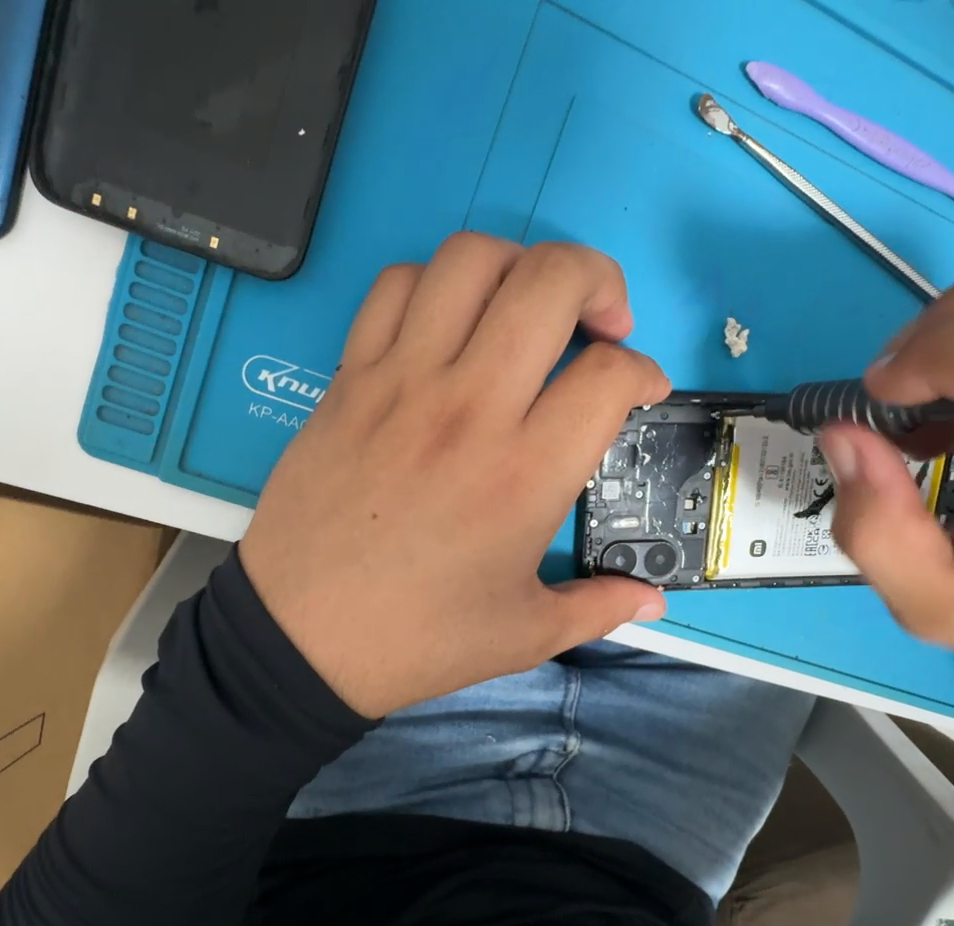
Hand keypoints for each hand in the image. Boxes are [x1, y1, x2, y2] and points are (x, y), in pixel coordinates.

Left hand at [238, 234, 670, 716]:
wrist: (300, 638)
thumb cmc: (417, 638)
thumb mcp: (524, 634)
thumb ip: (600, 609)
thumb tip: (652, 602)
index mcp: (526, 472)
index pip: (610, 374)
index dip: (645, 372)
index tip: (640, 390)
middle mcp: (470, 407)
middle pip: (551, 281)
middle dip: (599, 280)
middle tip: (603, 321)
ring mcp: (402, 382)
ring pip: (471, 260)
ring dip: (518, 265)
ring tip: (527, 307)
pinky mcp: (350, 378)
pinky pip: (394, 287)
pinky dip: (434, 283)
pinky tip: (448, 322)